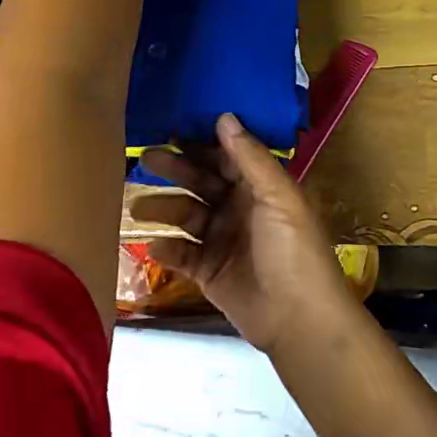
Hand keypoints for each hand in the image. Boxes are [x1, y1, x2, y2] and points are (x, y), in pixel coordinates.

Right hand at [138, 114, 355, 352]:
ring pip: (185, 215)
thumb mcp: (278, 197)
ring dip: (162, 208)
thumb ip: (250, 157)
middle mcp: (238, 208)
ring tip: (137, 206)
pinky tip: (155, 245)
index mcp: (259, 187)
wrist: (300, 320)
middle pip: (200, 182)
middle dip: (175, 170)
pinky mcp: (208, 272)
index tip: (171, 127)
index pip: (225, 156)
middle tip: (145, 158)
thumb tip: (225, 116)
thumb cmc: (293, 250)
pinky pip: (182, 254)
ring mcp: (221, 240)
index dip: (201, 142)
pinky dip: (167, 249)